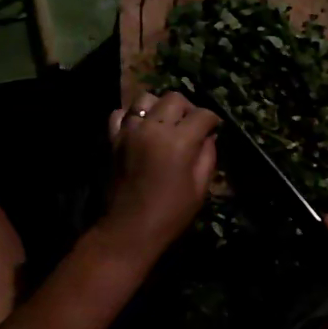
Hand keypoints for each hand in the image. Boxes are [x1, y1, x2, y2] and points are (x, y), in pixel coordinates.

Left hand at [99, 92, 219, 258]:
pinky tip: (140, 129)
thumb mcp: (200, 188)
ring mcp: (130, 131)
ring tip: (164, 123)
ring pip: (146, 99)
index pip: (202, 115)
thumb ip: (207, 156)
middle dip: (188, 108)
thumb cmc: (170, 213)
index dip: (212, 120)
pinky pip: (120, 114)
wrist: (129, 229)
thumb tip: (208, 136)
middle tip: (191, 125)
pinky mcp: (113, 138)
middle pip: (174, 99)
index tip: (214, 128)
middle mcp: (154, 128)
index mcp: (179, 141)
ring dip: (159, 107)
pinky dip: (132, 116)